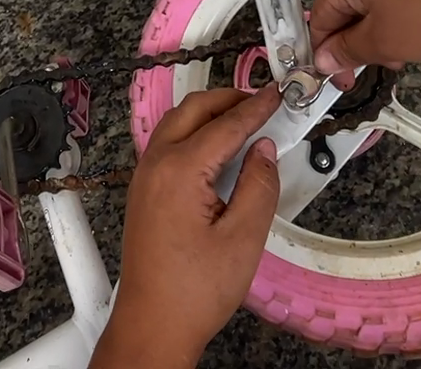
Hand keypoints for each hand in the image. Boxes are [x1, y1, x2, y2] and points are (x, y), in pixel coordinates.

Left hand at [90, 87, 281, 368]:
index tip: (277, 95)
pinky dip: (194, 130)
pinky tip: (215, 146)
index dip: (255, 108)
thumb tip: (264, 149)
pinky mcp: (143, 188)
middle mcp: (156, 162)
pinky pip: (168, 141)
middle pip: (194, 110)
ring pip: (177, 121)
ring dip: (209, 112)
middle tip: (261, 102)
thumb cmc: (195, 290)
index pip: (225, 125)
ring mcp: (145, 174)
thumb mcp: (242, 240)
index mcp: (179, 170)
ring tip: (242, 118)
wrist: (152, 324)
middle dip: (229, 99)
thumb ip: (258, 187)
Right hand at [310, 0, 420, 76]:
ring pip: (374, 0)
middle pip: (346, 6)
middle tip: (378, 67)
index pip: (318, 15)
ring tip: (407, 53)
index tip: (338, 79)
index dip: (324, 51)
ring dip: (380, 31)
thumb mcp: (385, 43)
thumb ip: (347, 52)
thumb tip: (323, 58)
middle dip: (356, 41)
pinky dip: (402, 16)